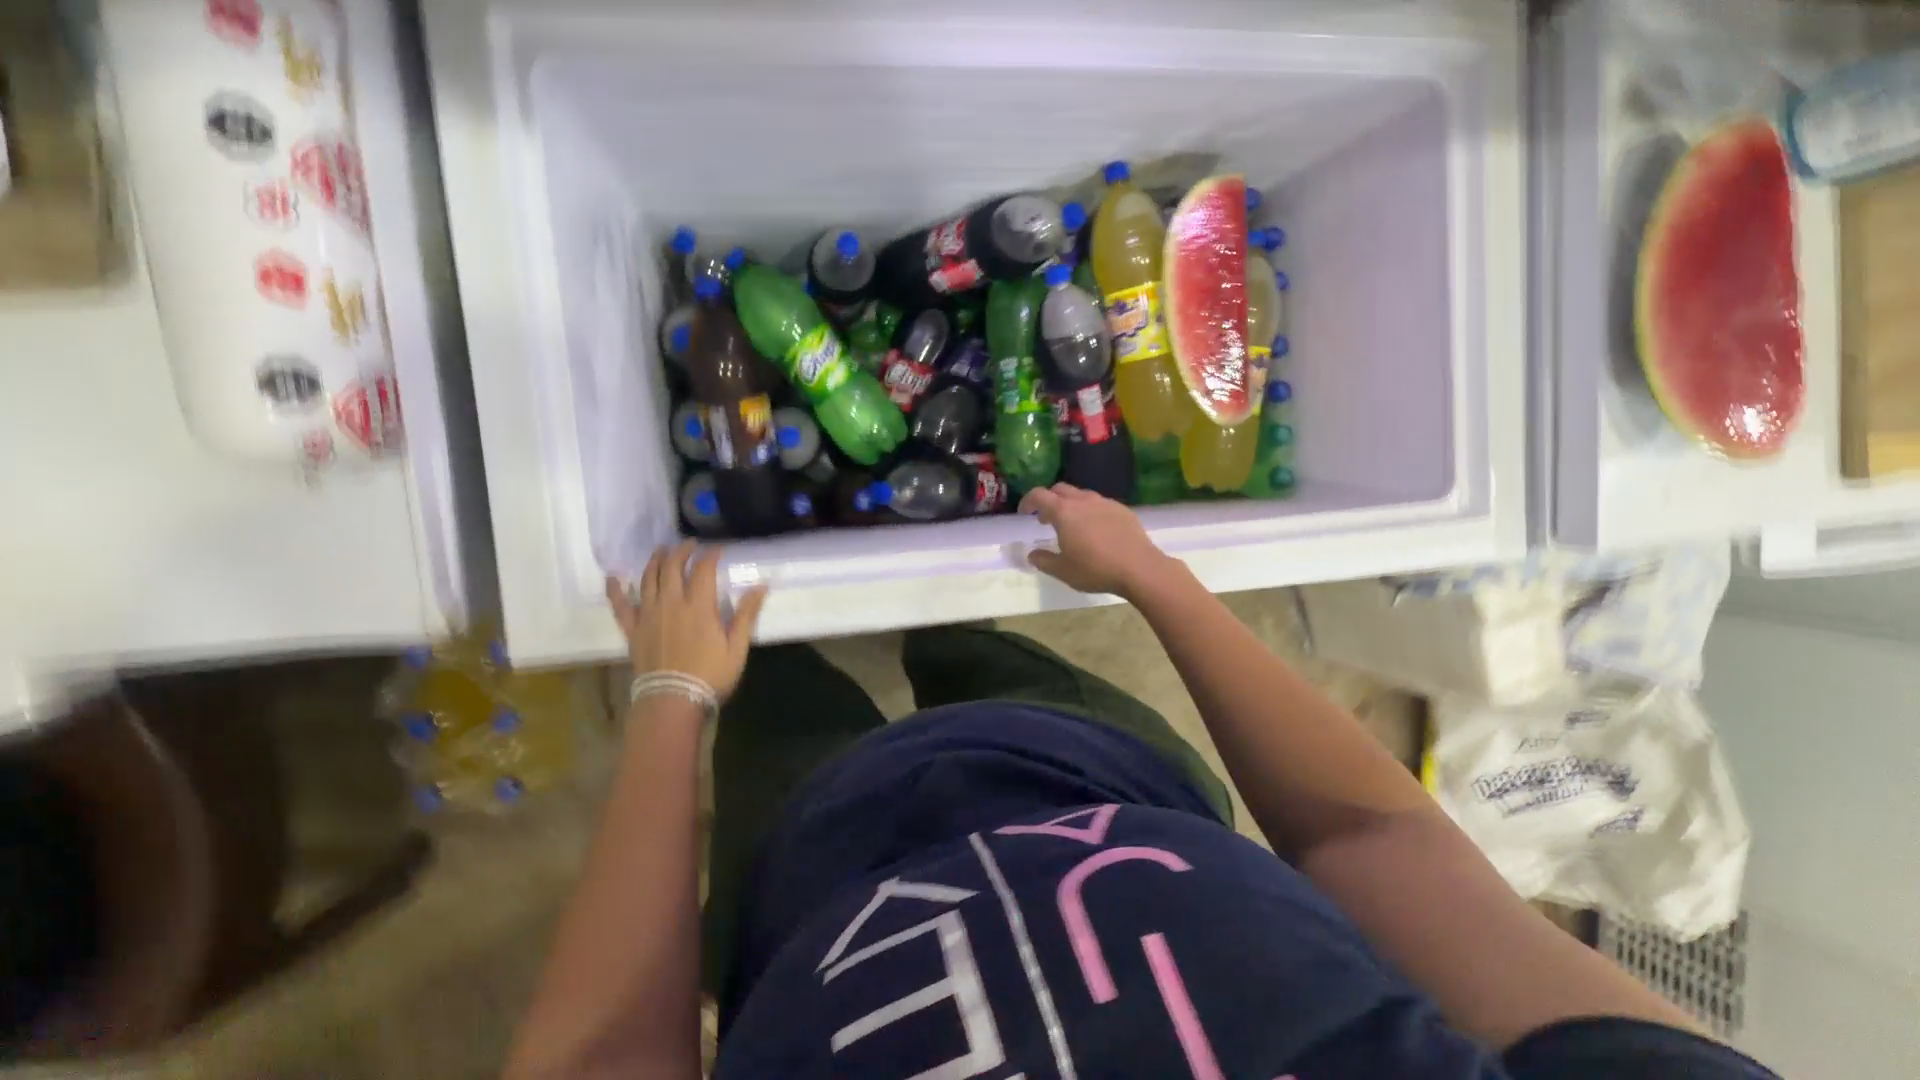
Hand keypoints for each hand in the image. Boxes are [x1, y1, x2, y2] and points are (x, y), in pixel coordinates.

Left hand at [606, 542, 768, 699]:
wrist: (673, 700)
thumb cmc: (710, 676)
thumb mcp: (736, 648)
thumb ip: (746, 615)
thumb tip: (761, 586)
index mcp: (699, 606)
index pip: (704, 569)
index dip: (711, 555)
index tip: (718, 549)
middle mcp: (671, 603)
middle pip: (673, 567)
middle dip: (682, 551)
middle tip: (690, 545)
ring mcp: (648, 614)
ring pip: (649, 578)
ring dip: (655, 561)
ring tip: (661, 551)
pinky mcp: (633, 629)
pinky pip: (620, 605)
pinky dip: (615, 589)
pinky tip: (613, 577)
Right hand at [1019, 483, 1177, 599]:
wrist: (1139, 568)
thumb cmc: (1096, 569)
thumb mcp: (1063, 571)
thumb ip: (1043, 560)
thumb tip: (1032, 554)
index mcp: (1064, 512)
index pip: (1039, 495)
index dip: (1028, 501)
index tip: (1024, 512)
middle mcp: (1083, 501)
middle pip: (1060, 489)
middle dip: (1049, 500)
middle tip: (1046, 518)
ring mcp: (1105, 503)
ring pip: (1081, 495)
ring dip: (1070, 504)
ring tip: (1072, 524)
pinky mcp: (1122, 510)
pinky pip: (1100, 504)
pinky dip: (1090, 510)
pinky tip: (1096, 529)